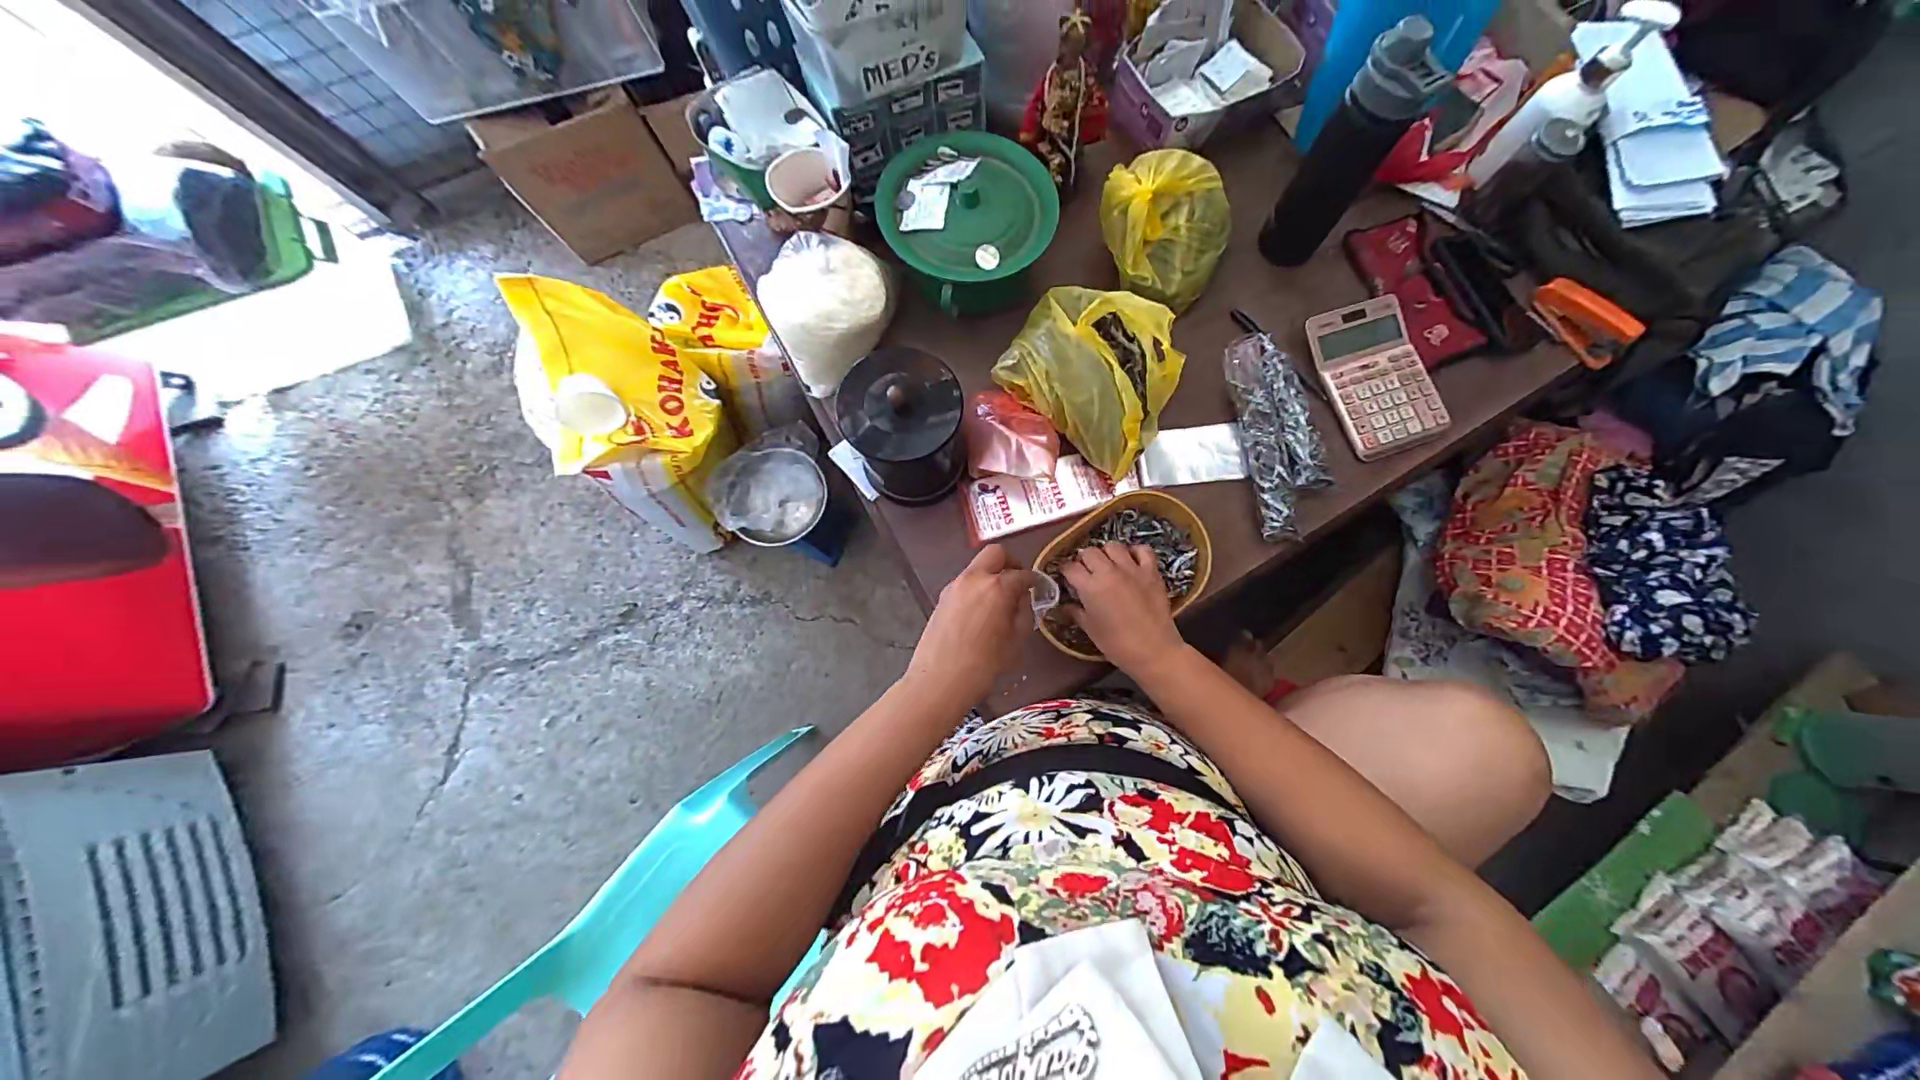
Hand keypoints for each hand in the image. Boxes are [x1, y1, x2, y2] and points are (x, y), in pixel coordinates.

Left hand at [905, 544, 1035, 705]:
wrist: (939, 681)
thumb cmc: (983, 666)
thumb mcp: (1016, 642)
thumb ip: (1023, 613)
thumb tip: (1022, 599)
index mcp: (997, 587)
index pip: (1022, 574)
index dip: (1033, 580)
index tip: (1037, 588)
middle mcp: (974, 579)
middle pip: (995, 554)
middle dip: (1010, 563)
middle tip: (1017, 582)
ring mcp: (954, 586)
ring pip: (977, 567)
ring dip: (991, 575)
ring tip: (998, 601)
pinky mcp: (942, 598)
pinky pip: (965, 583)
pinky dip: (976, 588)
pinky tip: (980, 612)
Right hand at [1061, 543, 1184, 674]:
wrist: (1154, 650)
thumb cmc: (1117, 644)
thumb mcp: (1090, 629)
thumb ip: (1076, 613)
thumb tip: (1066, 605)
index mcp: (1090, 587)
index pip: (1070, 568)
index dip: (1066, 571)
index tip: (1067, 577)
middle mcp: (1109, 572)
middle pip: (1089, 552)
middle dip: (1084, 560)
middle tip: (1087, 572)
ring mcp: (1132, 569)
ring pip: (1113, 546)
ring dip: (1106, 554)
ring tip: (1108, 564)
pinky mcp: (1151, 572)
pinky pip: (1142, 550)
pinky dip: (1135, 552)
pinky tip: (1132, 560)